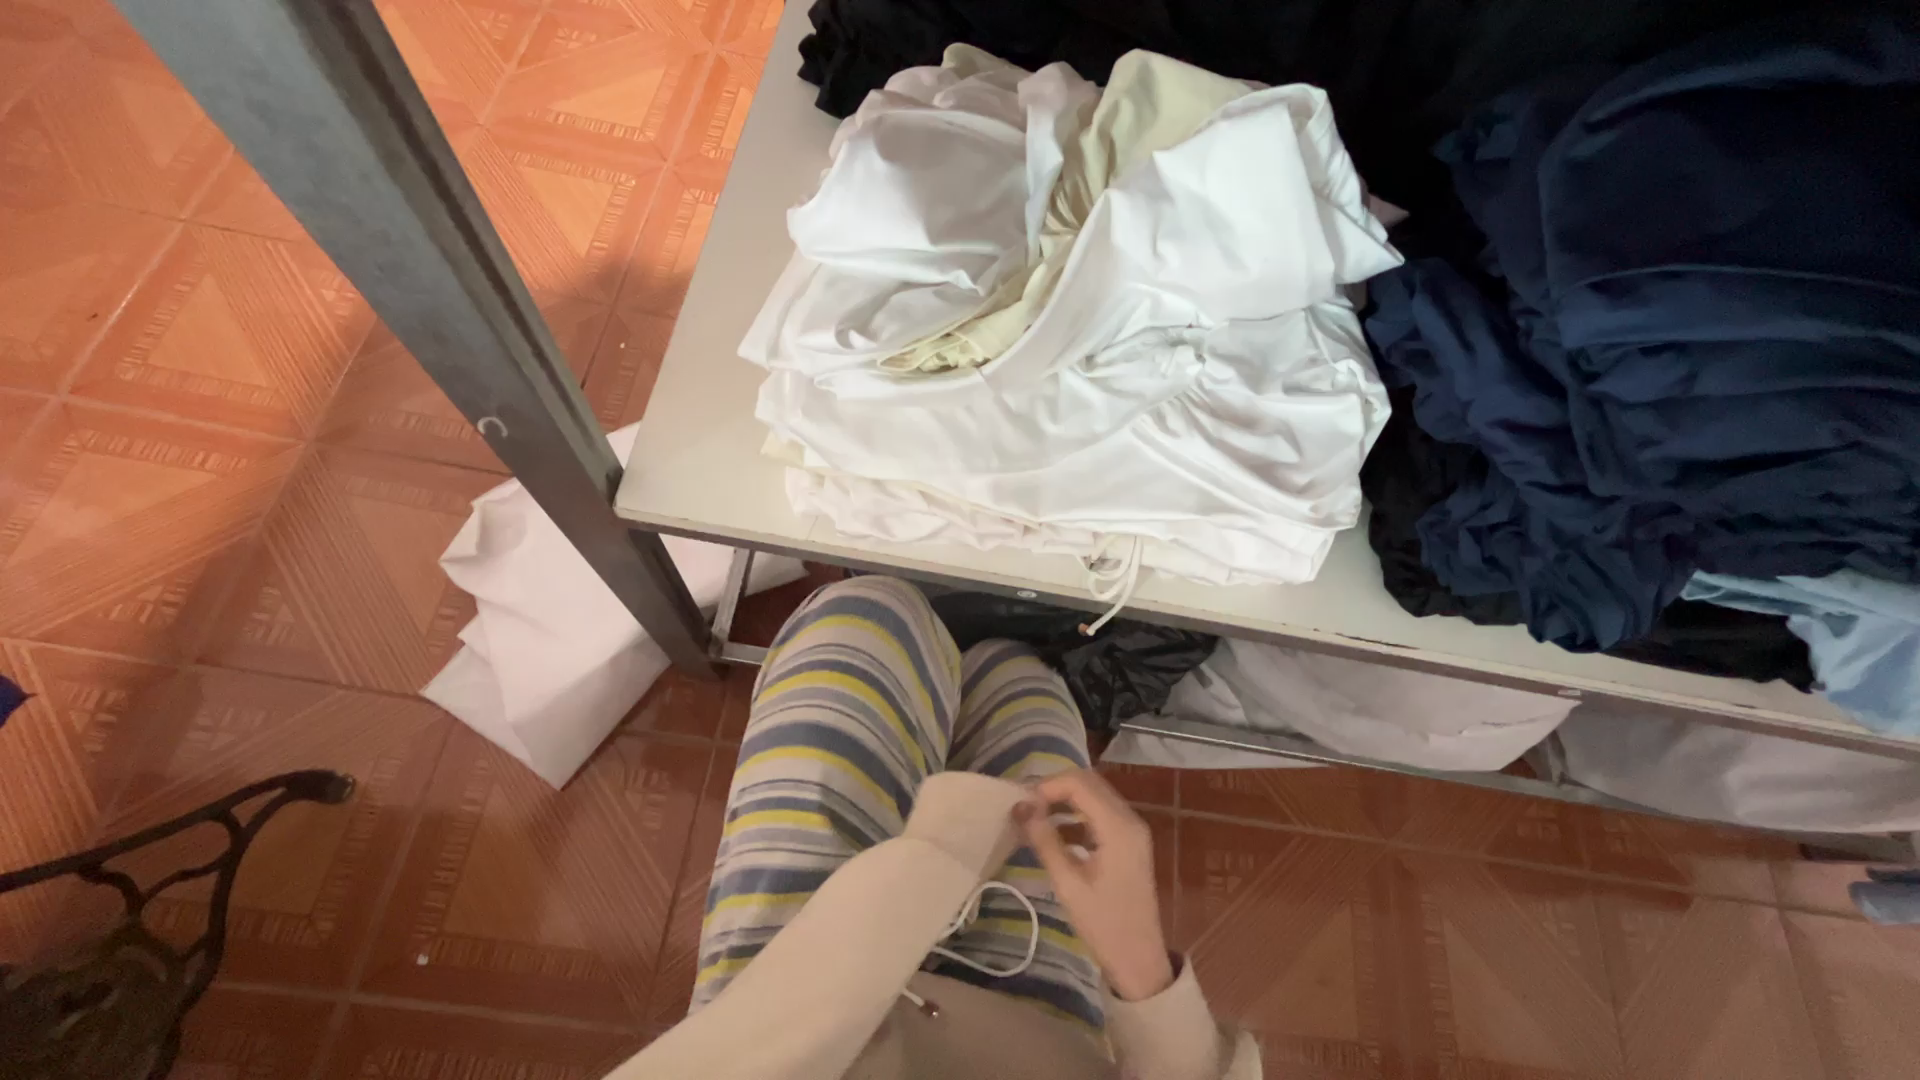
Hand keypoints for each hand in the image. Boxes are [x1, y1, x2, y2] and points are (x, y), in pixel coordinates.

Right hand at [1013, 769, 1174, 1001]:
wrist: (1139, 961)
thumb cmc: (1103, 924)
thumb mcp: (1068, 883)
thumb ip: (1044, 840)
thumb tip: (1020, 807)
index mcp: (1118, 827)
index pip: (1079, 783)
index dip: (1047, 786)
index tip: (1020, 805)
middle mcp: (1130, 819)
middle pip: (1088, 782)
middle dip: (1054, 788)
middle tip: (1025, 807)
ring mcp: (1132, 829)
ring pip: (1094, 795)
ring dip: (1064, 799)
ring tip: (1033, 817)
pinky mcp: (1129, 841)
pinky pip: (1100, 813)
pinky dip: (1076, 814)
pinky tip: (1054, 832)